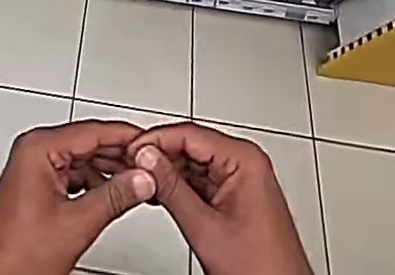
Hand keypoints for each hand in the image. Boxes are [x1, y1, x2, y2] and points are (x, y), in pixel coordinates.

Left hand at [0, 119, 156, 274]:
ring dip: (110, 169)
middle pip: (89, 142)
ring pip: (84, 157)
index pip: (92, 131)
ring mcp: (36, 165)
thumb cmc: (16, 256)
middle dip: (120, 155)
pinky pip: (74, 172)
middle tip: (149, 163)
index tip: (149, 141)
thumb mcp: (76, 224)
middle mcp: (35, 150)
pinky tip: (114, 191)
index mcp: (39, 148)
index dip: (125, 137)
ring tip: (137, 179)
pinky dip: (95, 181)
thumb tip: (141, 178)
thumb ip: (114, 196)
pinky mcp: (39, 182)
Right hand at [128, 122, 313, 274]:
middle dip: (160, 155)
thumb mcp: (207, 229)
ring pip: (193, 163)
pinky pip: (200, 180)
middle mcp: (245, 162)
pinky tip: (159, 192)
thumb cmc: (263, 271)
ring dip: (167, 172)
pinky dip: (179, 186)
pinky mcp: (235, 195)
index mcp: (244, 159)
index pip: (191, 134)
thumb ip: (173, 189)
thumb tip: (148, 158)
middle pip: (191, 145)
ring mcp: (240, 178)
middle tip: (131, 165)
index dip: (158, 140)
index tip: (133, 149)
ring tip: (141, 179)